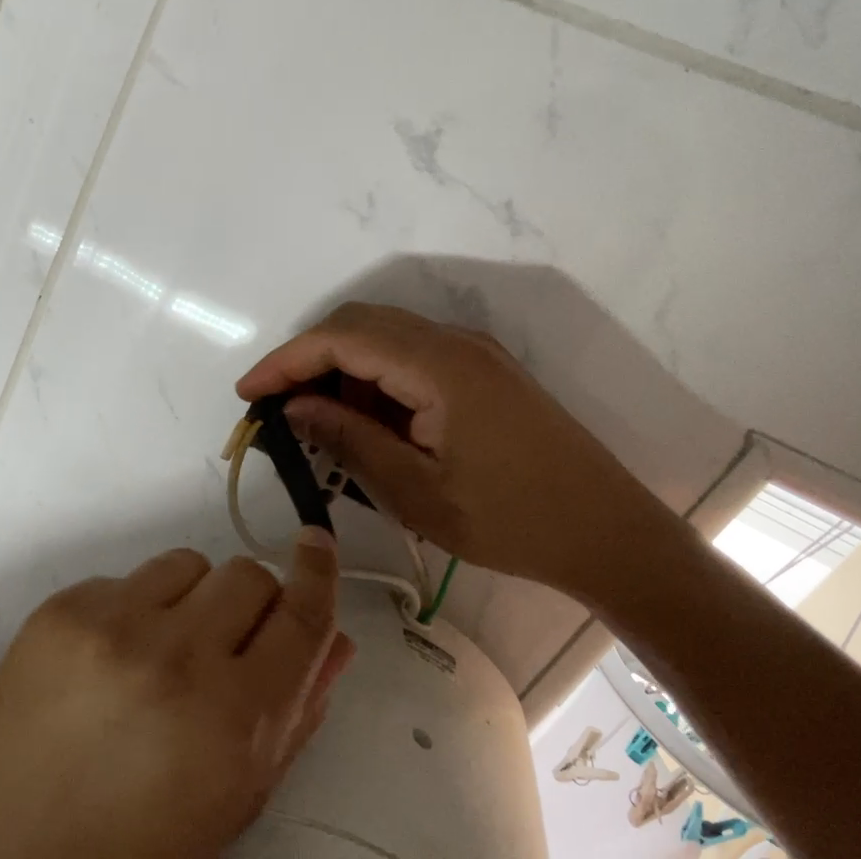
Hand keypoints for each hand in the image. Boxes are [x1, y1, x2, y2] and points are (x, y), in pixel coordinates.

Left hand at [0, 530, 353, 858]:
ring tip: (164, 648)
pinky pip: (126, 578)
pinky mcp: (63, 607)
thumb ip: (294, 717)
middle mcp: (175, 654)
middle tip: (229, 639)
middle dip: (252, 602)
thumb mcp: (234, 796)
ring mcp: (112, 623)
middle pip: (247, 575)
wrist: (13, 836)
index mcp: (231, 715)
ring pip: (188, 563)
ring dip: (192, 597)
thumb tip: (335, 643)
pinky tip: (111, 659)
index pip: (300, 616)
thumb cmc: (136, 834)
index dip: (318, 573)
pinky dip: (133, 608)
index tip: (316, 543)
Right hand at [236, 302, 677, 598]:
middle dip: (308, 358)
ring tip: (314, 423)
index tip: (247, 395)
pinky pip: (411, 358)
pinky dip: (373, 380)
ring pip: (384, 338)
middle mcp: (455, 343)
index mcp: (439, 366)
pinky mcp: (484, 374)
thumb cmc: (512, 521)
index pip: (341, 338)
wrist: (613, 536)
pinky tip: (363, 423)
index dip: (285, 361)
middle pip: (359, 324)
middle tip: (275, 407)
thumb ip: (348, 439)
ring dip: (341, 370)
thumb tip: (295, 407)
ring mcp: (474, 355)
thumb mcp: (416, 491)